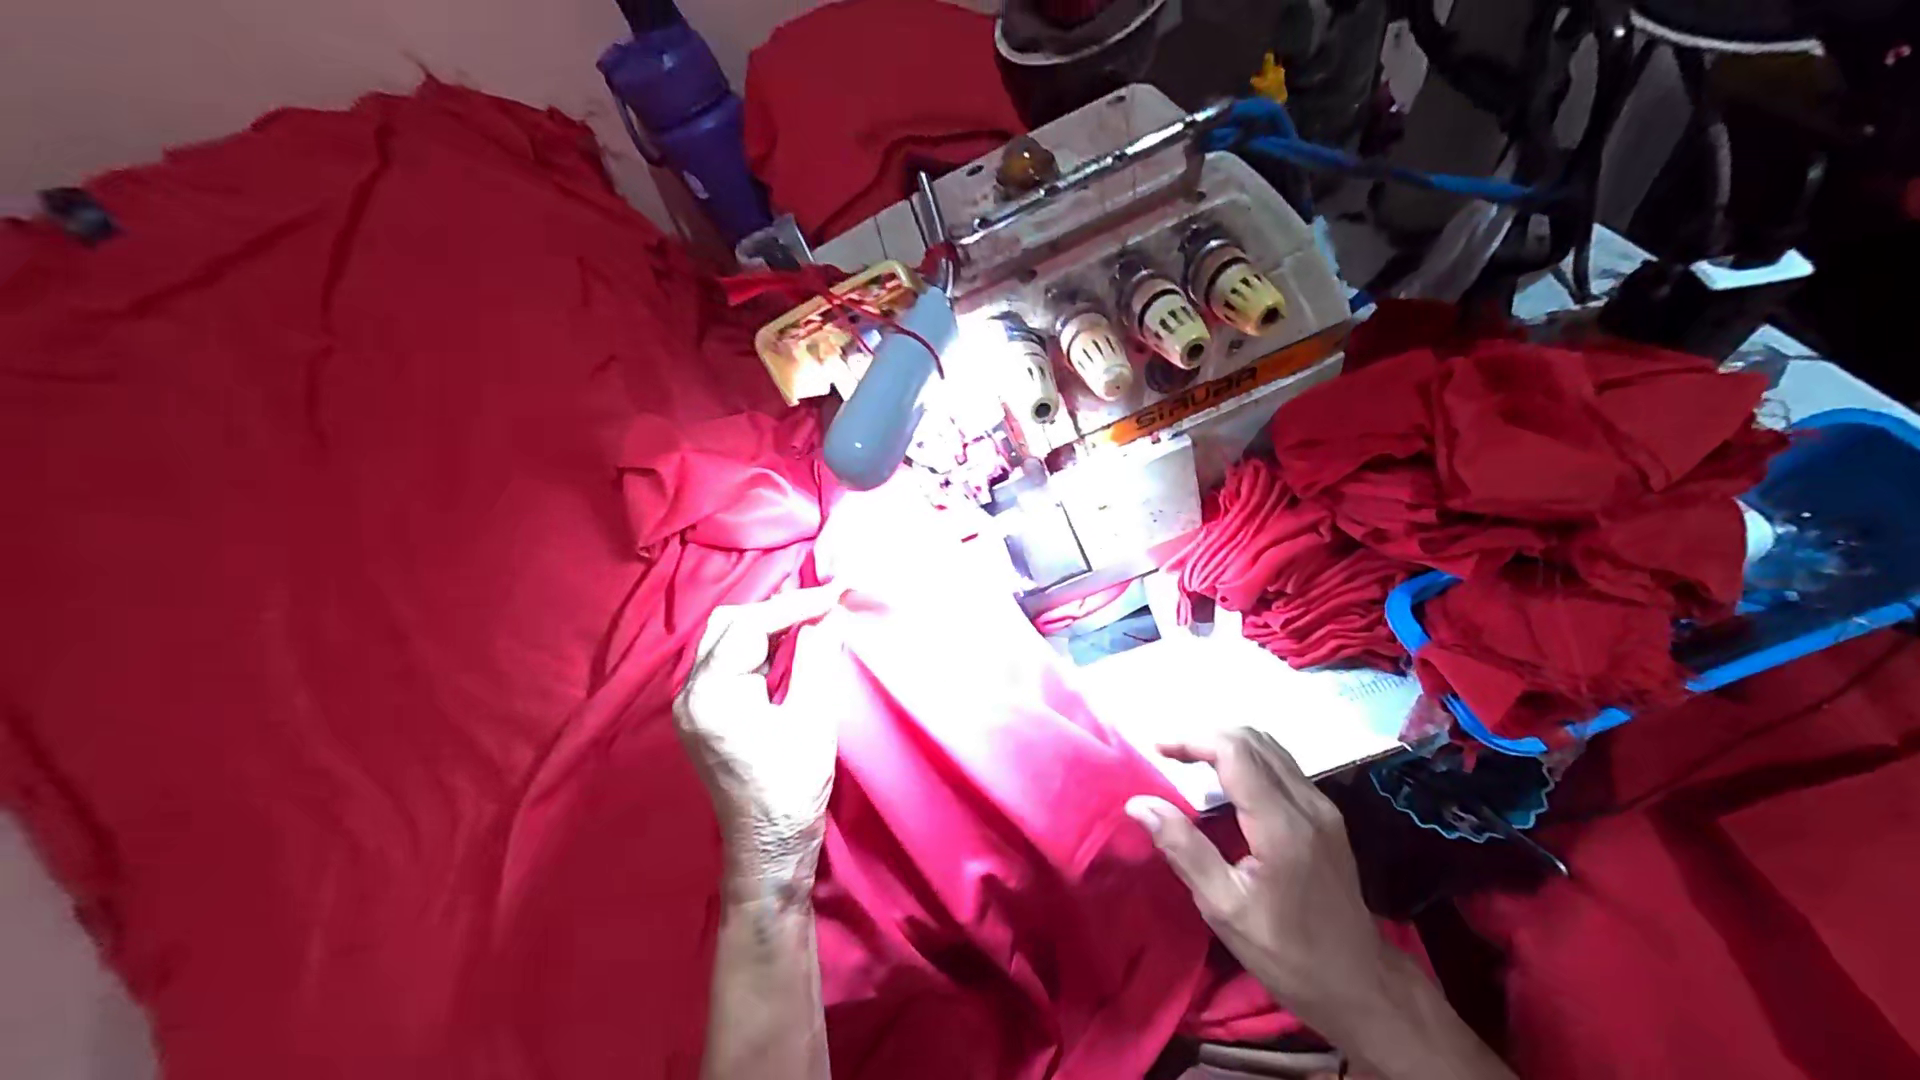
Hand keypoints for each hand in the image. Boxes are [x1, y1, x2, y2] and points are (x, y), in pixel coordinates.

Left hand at [675, 585, 846, 901]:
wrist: (768, 847)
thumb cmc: (791, 789)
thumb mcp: (812, 719)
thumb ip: (816, 659)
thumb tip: (827, 615)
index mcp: (710, 694)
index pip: (750, 625)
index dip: (795, 604)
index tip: (836, 592)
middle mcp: (691, 692)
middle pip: (730, 624)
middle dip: (778, 607)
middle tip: (824, 602)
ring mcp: (696, 703)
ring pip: (728, 638)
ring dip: (770, 623)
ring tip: (812, 614)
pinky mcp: (708, 712)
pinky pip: (732, 660)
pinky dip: (763, 644)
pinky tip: (793, 639)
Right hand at [1124, 729, 1393, 1041]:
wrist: (1361, 986)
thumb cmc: (1288, 953)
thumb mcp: (1224, 908)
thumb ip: (1183, 848)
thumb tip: (1139, 804)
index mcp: (1282, 826)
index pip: (1235, 752)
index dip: (1191, 740)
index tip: (1157, 750)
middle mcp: (1307, 804)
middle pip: (1252, 740)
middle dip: (1205, 737)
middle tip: (1169, 756)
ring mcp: (1322, 807)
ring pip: (1269, 747)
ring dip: (1225, 744)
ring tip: (1190, 763)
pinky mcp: (1326, 815)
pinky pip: (1281, 765)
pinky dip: (1245, 758)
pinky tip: (1224, 782)